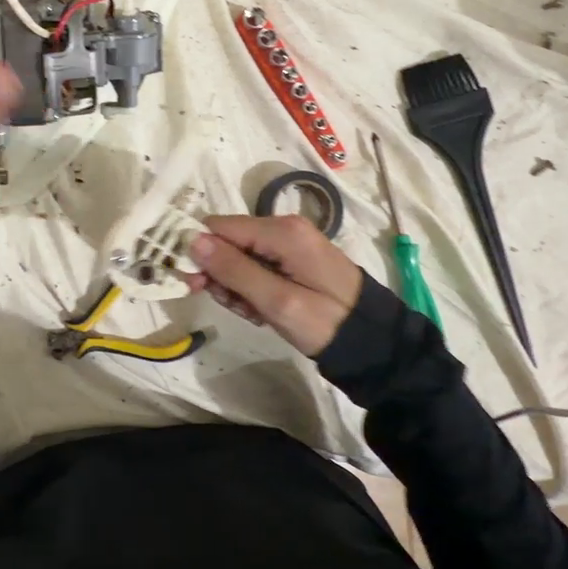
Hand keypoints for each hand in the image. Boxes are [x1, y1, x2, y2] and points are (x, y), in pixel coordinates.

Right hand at [183, 215, 364, 357]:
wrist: (373, 342)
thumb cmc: (326, 323)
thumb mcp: (277, 302)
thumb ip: (235, 270)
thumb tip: (193, 240)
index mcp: (282, 231)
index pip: (219, 227)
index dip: (200, 253)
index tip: (195, 286)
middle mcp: (283, 227)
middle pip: (227, 241)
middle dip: (220, 274)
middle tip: (233, 306)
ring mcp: (288, 242)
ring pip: (237, 256)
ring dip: (235, 286)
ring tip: (252, 313)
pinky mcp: (291, 257)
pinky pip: (254, 265)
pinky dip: (249, 287)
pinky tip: (261, 309)